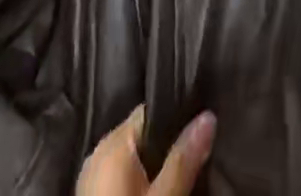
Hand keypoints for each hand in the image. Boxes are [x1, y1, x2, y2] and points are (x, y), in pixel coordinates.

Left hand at [76, 106, 215, 195]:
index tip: (203, 127)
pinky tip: (159, 193)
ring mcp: (92, 176)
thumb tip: (208, 116)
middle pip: (142, 135)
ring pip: (133, 157)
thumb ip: (184, 159)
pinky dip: (141, 181)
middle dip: (169, 145)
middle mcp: (98, 152)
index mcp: (113, 143)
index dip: (178, 117)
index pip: (150, 113)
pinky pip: (122, 175)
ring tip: (185, 175)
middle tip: (199, 156)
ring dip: (156, 166)